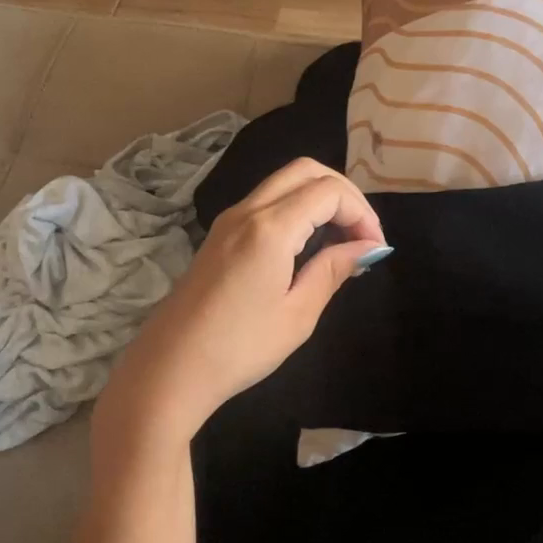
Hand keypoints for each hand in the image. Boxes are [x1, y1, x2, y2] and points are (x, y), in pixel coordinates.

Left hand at [95, 159, 386, 447]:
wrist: (167, 372)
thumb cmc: (238, 349)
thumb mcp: (298, 314)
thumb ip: (334, 270)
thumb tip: (369, 247)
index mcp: (270, 228)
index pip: (329, 192)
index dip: (362, 213)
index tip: (376, 249)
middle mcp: (247, 211)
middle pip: (306, 170)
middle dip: (344, 194)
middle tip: (363, 233)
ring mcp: (229, 221)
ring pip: (285, 182)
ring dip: (320, 199)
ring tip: (342, 240)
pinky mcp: (219, 236)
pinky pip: (268, 202)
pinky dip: (298, 209)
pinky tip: (310, 247)